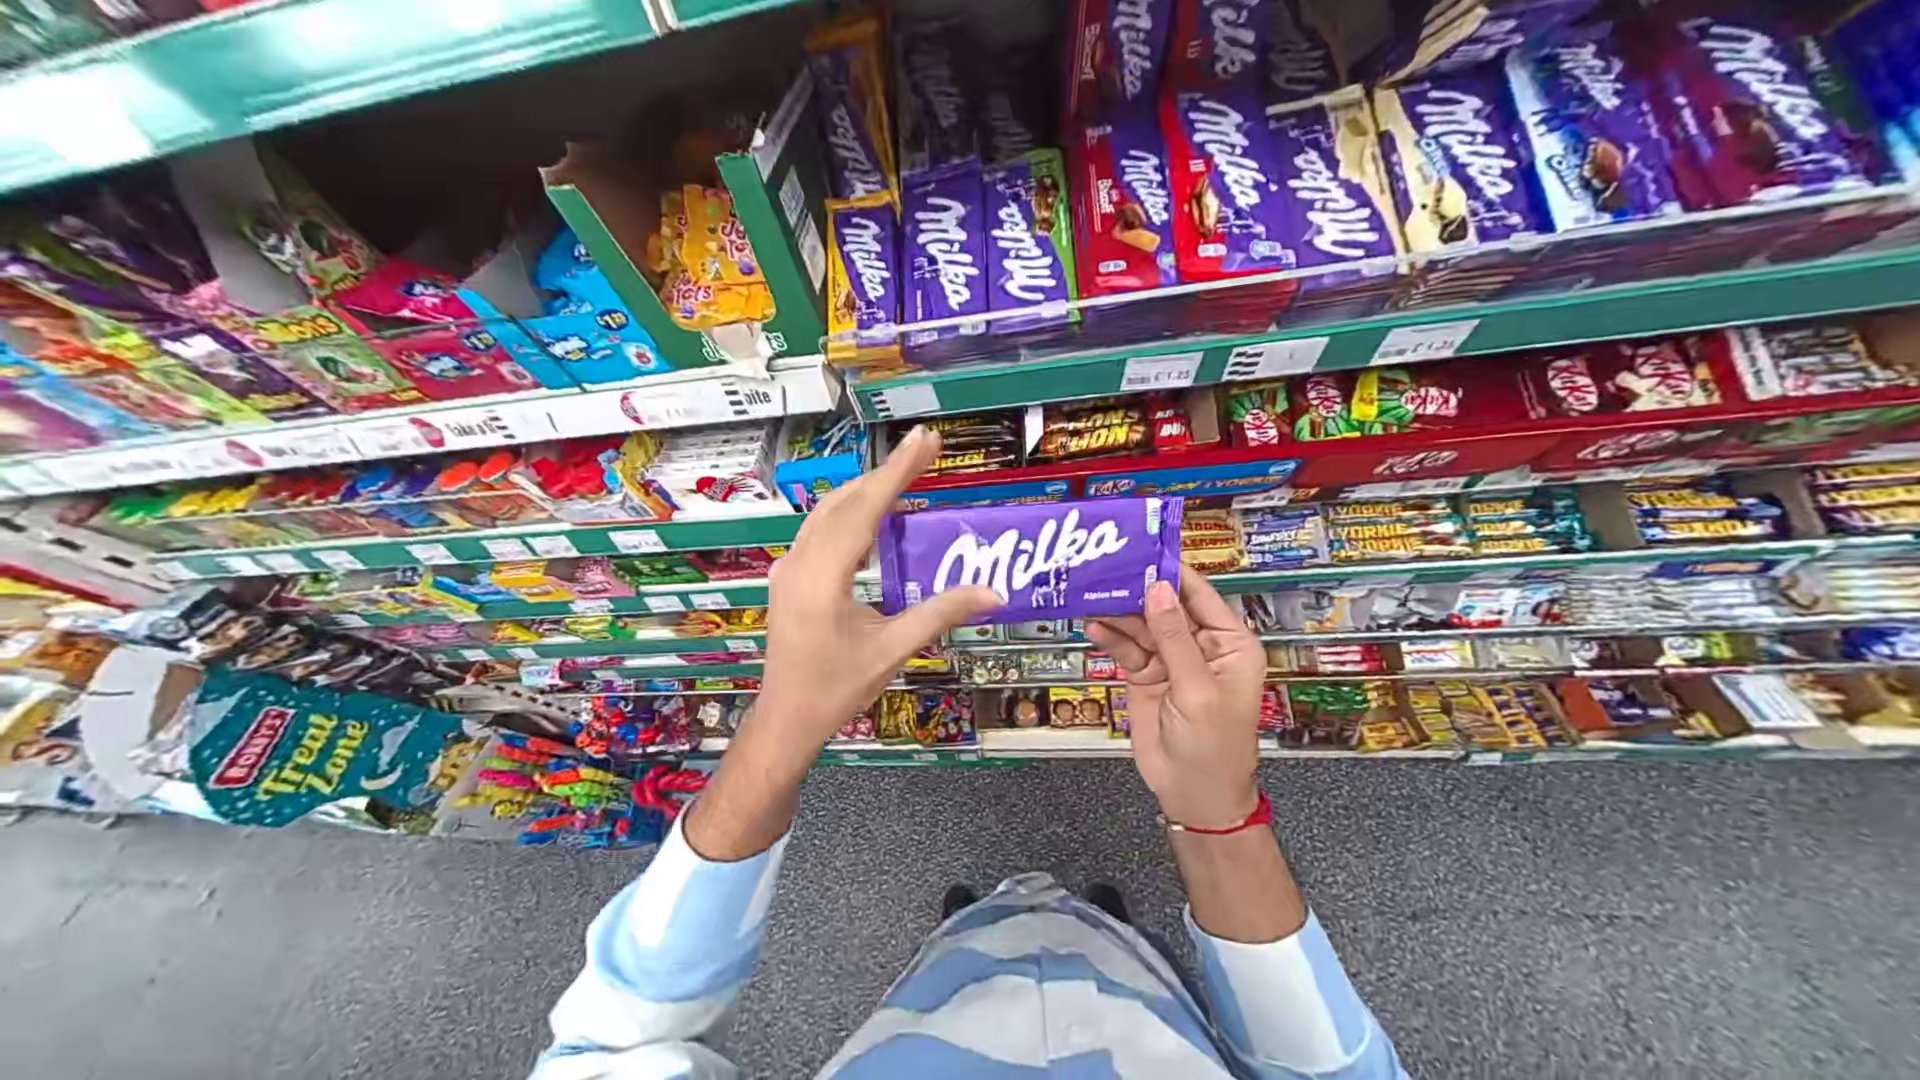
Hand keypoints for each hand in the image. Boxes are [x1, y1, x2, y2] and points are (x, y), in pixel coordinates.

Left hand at [757, 426, 1000, 748]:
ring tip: (906, 472)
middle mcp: (799, 562)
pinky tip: (874, 514)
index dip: (898, 471)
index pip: (865, 509)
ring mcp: (788, 567)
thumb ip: (941, 614)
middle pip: (845, 500)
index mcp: (822, 576)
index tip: (926, 440)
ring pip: (829, 511)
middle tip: (927, 448)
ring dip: (867, 489)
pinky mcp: (789, 575)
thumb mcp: (894, 651)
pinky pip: (821, 530)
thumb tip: (994, 593)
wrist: (787, 718)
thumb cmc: (837, 688)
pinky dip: (852, 512)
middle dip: (888, 472)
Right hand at [1086, 566, 1265, 827]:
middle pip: (1164, 605)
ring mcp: (1171, 659)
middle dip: (1136, 590)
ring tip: (1091, 597)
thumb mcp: (1197, 690)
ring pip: (1141, 624)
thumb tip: (1158, 590)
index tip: (1144, 551)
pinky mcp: (1146, 674)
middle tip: (1106, 572)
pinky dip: (1109, 636)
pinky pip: (1126, 647)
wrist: (1192, 795)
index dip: (1171, 572)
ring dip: (1117, 612)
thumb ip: (1174, 638)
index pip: (1199, 595)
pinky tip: (1094, 626)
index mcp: (1229, 644)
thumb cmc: (1214, 750)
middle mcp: (1200, 646)